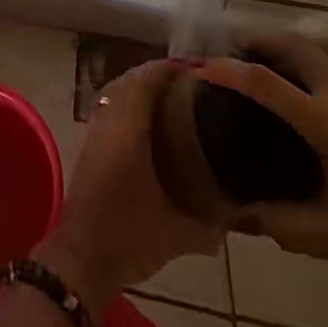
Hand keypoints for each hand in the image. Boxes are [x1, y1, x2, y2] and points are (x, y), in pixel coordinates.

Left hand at [37, 59, 222, 312]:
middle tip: (192, 82)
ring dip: (142, 86)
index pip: (146, 80)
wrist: (82, 258)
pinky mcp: (89, 144)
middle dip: (159, 74)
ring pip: (118, 91)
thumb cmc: (130, 238)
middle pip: (131, 79)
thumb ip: (216, 217)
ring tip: (174, 95)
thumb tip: (246, 205)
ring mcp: (95, 131)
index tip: (200, 70)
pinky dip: (130, 101)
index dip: (171, 68)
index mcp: (130, 131)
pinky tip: (151, 121)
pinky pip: (110, 106)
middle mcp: (109, 121)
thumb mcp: (182, 231)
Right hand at [197, 35, 327, 307]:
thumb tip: (238, 214)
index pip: (267, 83)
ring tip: (259, 73)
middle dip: (261, 42)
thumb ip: (278, 222)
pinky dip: (308, 70)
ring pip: (322, 56)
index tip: (199, 68)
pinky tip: (301, 104)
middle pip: (299, 47)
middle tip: (230, 56)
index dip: (229, 71)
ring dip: (287, 52)